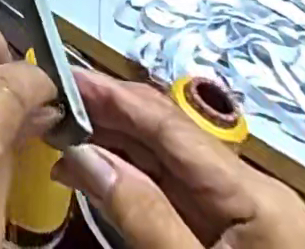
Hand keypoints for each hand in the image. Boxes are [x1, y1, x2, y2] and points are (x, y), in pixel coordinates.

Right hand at [51, 69, 304, 248]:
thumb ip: (143, 216)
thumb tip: (82, 153)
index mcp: (254, 195)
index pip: (168, 124)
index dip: (112, 94)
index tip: (63, 74)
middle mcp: (247, 188)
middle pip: (165, 132)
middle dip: (107, 113)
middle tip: (51, 101)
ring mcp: (237, 209)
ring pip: (162, 155)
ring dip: (110, 141)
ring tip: (60, 134)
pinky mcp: (225, 230)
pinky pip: (168, 185)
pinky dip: (126, 172)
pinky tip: (91, 169)